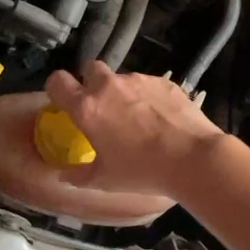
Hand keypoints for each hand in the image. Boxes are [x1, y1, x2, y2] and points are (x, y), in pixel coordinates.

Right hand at [44, 61, 232, 196]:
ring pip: (122, 78)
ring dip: (122, 92)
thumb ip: (79, 175)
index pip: (57, 81)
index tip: (64, 101)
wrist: (192, 158)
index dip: (57, 88)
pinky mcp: (164, 81)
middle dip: (91, 82)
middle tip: (101, 107)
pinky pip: (148, 84)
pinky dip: (148, 96)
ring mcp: (139, 81)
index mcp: (88, 108)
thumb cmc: (142, 171)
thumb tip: (63, 176)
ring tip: (137, 118)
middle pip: (90, 68)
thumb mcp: (105, 180)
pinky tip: (160, 118)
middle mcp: (109, 87)